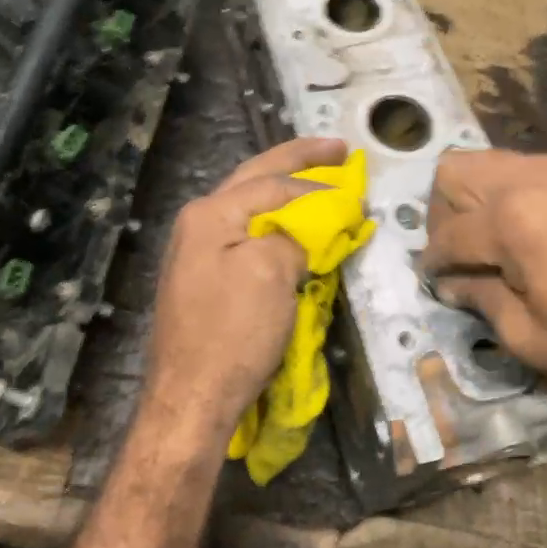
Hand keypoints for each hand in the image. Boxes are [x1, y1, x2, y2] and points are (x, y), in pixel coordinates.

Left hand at [143, 137, 349, 440]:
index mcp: (210, 213)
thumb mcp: (271, 272)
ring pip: (249, 208)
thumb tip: (303, 233)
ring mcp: (197, 252)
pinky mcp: (205, 281)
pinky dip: (276, 227)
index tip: (355, 191)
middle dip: (297, 162)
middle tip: (337, 148)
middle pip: (254, 179)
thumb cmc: (232, 332)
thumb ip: (292, 236)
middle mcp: (198, 223)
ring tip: (318, 178)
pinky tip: (293, 227)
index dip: (316, 184)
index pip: (271, 183)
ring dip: (285, 192)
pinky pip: (247, 237)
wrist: (191, 399)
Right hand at [423, 149, 546, 392]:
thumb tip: (453, 283)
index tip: (435, 285)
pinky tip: (531, 234)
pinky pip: (526, 169)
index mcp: (509, 218)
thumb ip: (481, 302)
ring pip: (489, 162)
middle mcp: (527, 179)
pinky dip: (510, 193)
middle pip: (453, 173)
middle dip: (442, 214)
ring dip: (475, 198)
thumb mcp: (534, 339)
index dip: (434, 265)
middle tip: (459, 255)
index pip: (447, 235)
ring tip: (492, 244)